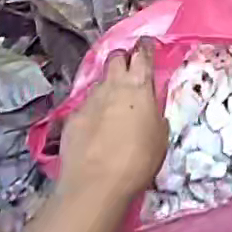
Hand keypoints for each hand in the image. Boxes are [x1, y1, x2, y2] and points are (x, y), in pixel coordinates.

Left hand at [56, 39, 166, 204]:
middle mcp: (113, 84)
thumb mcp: (160, 135)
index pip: (142, 52)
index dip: (145, 47)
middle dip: (122, 60)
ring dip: (107, 89)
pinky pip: (85, 107)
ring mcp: (90, 99)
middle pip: (116, 57)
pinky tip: (93, 131)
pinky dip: (91, 113)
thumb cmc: (137, 159)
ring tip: (111, 108)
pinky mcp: (71, 118)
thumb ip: (154, 114)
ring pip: (100, 83)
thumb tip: (149, 109)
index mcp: (139, 84)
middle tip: (128, 73)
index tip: (146, 45)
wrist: (95, 185)